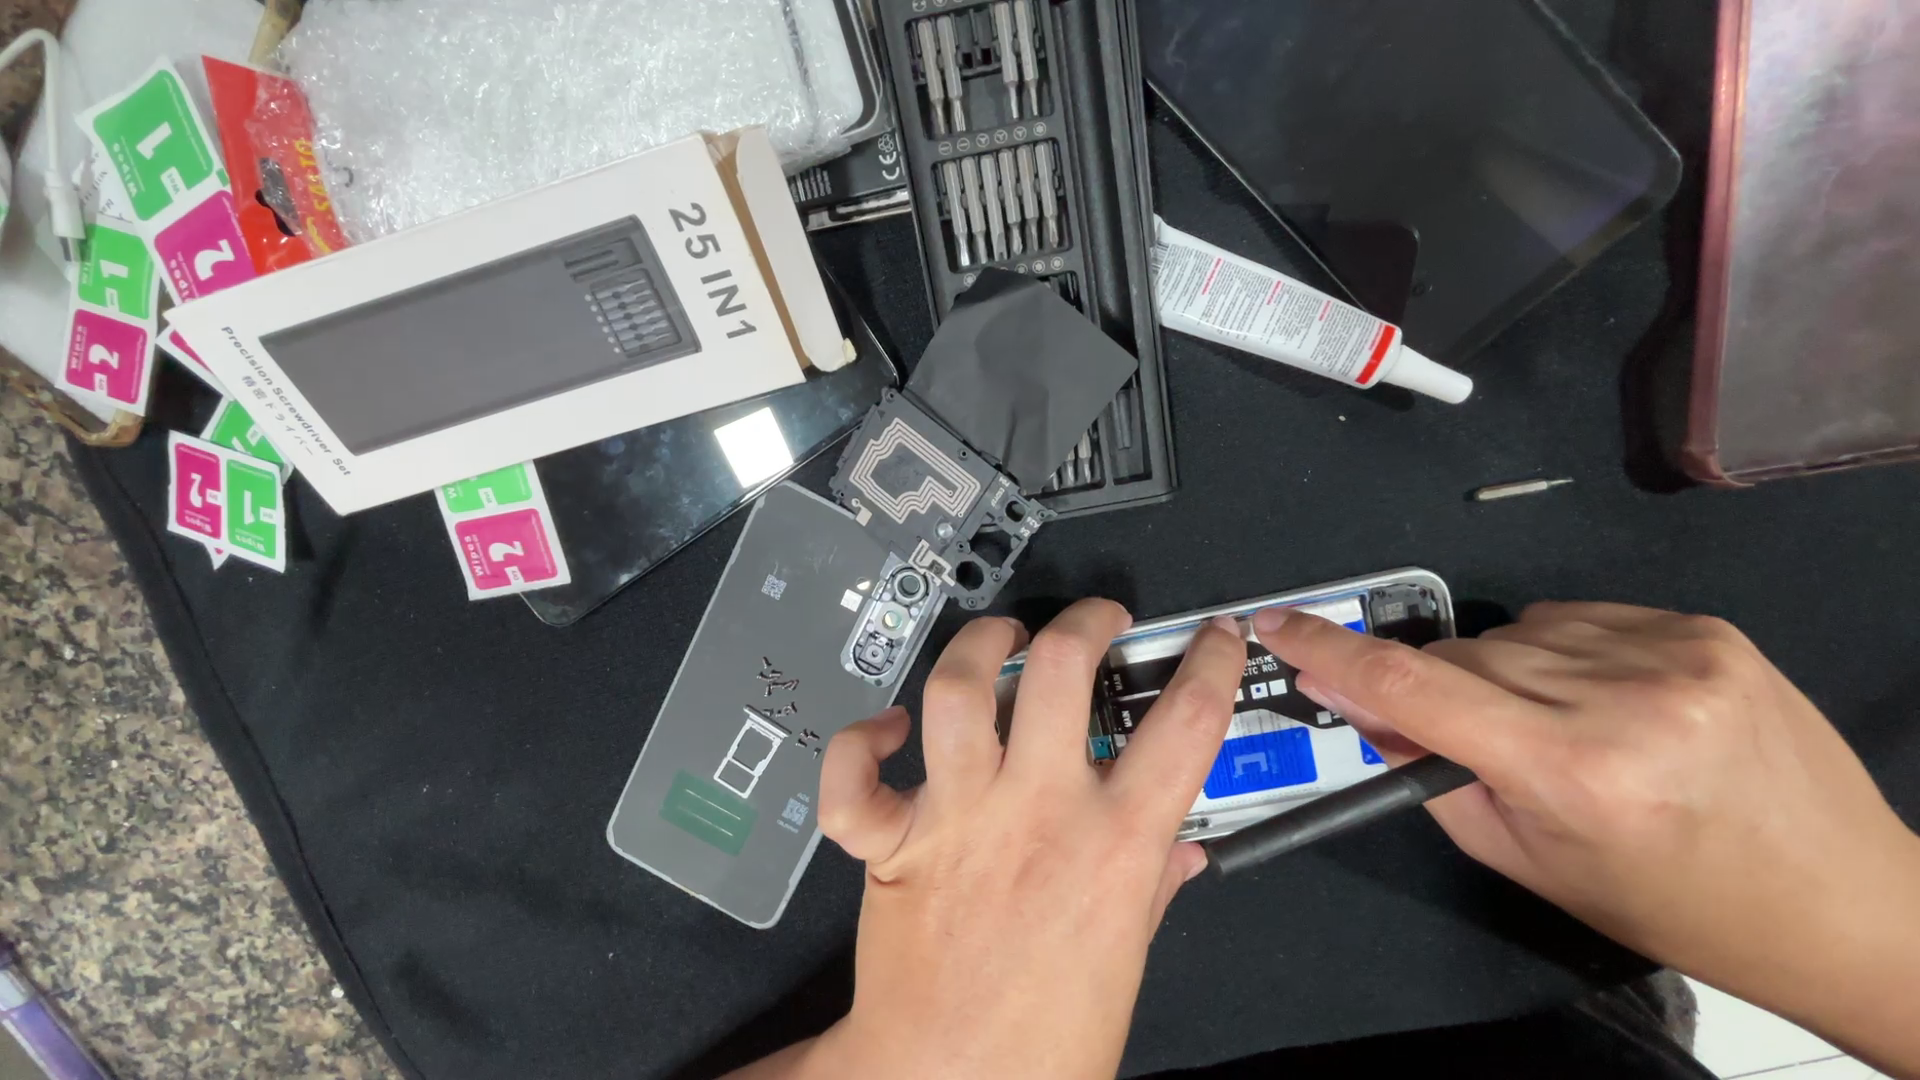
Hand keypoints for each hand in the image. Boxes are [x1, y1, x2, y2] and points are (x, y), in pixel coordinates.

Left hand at [800, 600, 1245, 1079]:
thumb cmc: (1048, 1035)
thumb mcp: (1128, 956)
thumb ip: (1154, 887)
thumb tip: (1187, 850)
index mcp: (1113, 844)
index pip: (1187, 727)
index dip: (1213, 664)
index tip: (1217, 637)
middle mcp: (1036, 811)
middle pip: (1061, 669)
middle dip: (1085, 621)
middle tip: (1096, 620)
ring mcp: (958, 817)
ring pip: (958, 689)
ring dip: (980, 646)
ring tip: (1000, 639)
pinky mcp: (891, 840)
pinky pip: (855, 773)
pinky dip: (861, 739)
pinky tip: (888, 726)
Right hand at [1254, 601, 1919, 1073]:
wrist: (1848, 906)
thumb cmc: (1667, 899)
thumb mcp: (1521, 854)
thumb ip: (1424, 768)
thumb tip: (1352, 696)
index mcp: (1572, 769)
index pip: (1410, 687)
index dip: (1329, 650)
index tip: (1277, 624)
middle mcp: (1622, 696)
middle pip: (1455, 658)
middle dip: (1432, 690)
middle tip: (1468, 738)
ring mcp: (1669, 652)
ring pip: (1507, 636)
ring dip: (1495, 674)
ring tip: (1549, 726)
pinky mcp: (1699, 628)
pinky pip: (1567, 620)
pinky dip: (1552, 654)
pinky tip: (1592, 696)